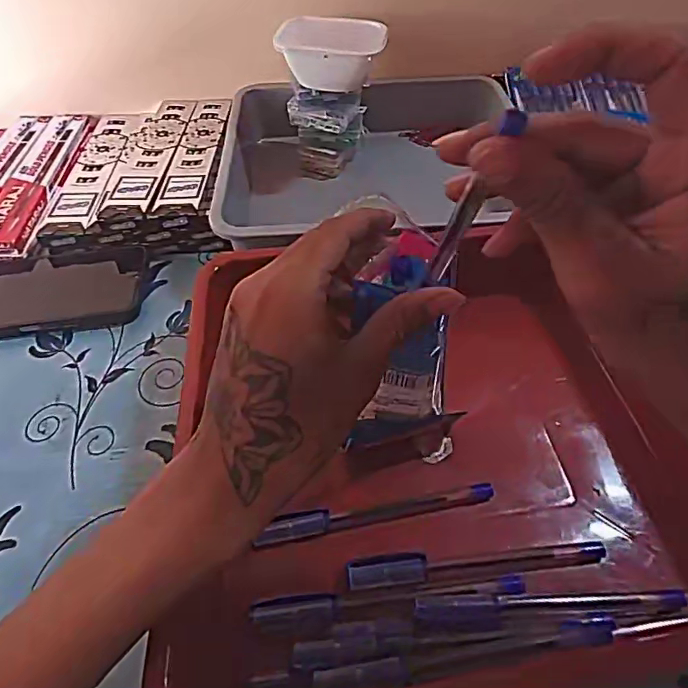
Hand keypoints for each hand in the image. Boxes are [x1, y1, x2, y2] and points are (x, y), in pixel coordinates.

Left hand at [191, 209, 463, 524]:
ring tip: (369, 288)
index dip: (366, 222)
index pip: (333, 233)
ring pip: (298, 265)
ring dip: (334, 269)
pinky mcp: (240, 316)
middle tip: (391, 255)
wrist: (237, 465)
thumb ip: (402, 318)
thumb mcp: (361, 365)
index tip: (394, 223)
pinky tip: (337, 311)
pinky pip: (282, 285)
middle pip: (314, 246)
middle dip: (354, 247)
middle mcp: (262, 282)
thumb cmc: (305, 419)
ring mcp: (246, 299)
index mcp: (291, 287)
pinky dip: (313, 287)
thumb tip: (450, 296)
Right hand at [436, 25, 687, 442]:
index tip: (532, 75)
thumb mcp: (601, 272)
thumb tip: (485, 149)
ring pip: (582, 160)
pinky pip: (587, 192)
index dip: (601, 48)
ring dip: (521, 177)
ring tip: (458, 192)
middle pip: (599, 123)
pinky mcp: (646, 209)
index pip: (671, 59)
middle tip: (454, 156)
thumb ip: (547, 202)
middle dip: (522, 142)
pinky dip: (543, 208)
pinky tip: (500, 237)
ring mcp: (668, 185)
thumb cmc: (675, 347)